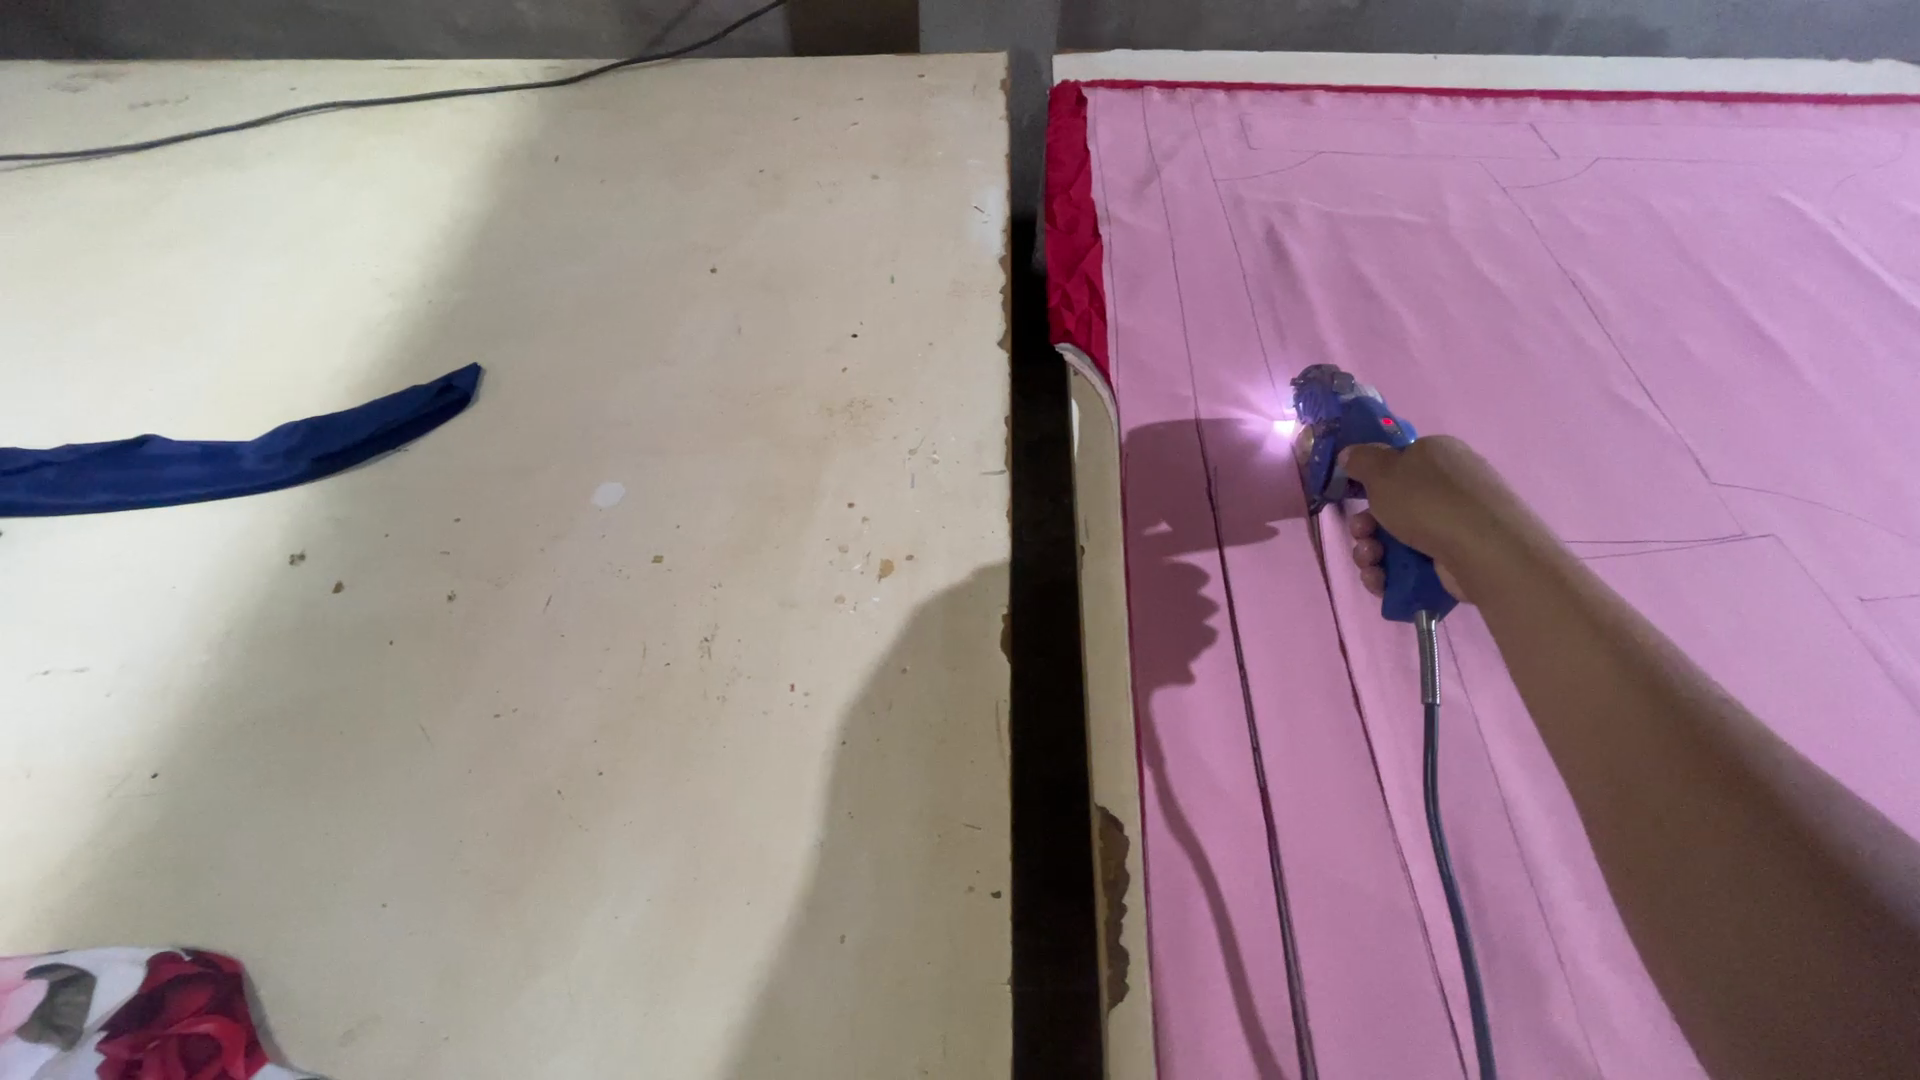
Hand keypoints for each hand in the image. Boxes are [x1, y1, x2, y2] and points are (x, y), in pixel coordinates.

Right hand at [1339, 435, 1556, 603]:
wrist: (1484, 550)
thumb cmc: (1429, 501)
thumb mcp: (1383, 471)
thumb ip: (1361, 460)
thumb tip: (1350, 453)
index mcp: (1437, 456)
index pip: (1399, 462)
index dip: (1372, 479)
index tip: (1353, 494)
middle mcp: (1448, 487)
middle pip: (1391, 506)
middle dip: (1365, 524)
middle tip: (1360, 533)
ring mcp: (1453, 524)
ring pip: (1396, 538)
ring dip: (1371, 551)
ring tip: (1371, 561)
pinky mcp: (1454, 558)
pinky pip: (1411, 564)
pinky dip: (1389, 573)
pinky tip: (1381, 579)